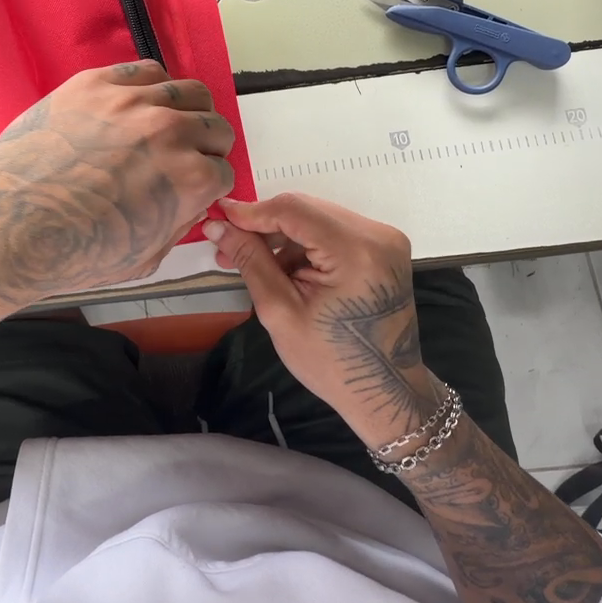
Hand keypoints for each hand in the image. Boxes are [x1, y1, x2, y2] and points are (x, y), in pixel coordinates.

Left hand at [0, 61, 235, 304]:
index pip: (224, 172)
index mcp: (191, 178)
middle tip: (185, 157)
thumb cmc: (73, 253)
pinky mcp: (95, 83)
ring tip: (167, 126)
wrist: (9, 225)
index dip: (210, 184)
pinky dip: (152, 87)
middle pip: (215, 126)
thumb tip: (191, 203)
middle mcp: (171, 132)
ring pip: (188, 91)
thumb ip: (178, 224)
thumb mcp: (144, 258)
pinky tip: (139, 104)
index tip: (194, 186)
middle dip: (206, 147)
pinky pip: (145, 70)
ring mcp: (132, 101)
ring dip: (187, 112)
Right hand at [203, 194, 438, 448]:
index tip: (216, 218)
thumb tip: (217, 226)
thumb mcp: (280, 311)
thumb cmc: (331, 361)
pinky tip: (280, 268)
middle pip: (306, 210)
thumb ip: (250, 260)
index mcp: (356, 251)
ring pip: (316, 219)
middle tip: (225, 244)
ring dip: (280, 236)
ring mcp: (383, 240)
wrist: (385, 392)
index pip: (293, 210)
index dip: (251, 211)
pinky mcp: (382, 249)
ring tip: (247, 260)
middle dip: (263, 225)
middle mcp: (377, 234)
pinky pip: (331, 233)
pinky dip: (303, 245)